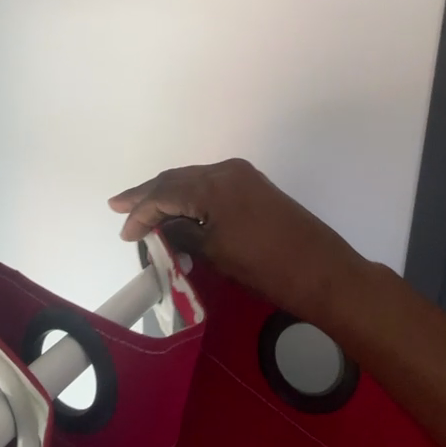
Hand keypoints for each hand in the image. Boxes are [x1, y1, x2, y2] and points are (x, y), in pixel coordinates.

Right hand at [109, 158, 369, 325]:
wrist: (327, 275)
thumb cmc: (268, 268)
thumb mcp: (217, 253)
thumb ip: (182, 235)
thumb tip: (161, 229)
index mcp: (213, 184)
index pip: (164, 193)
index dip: (140, 213)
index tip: (125, 234)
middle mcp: (226, 171)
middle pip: (175, 180)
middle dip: (146, 196)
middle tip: (118, 207)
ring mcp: (243, 177)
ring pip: (192, 181)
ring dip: (167, 196)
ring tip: (141, 210)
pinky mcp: (254, 188)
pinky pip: (210, 186)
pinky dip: (189, 198)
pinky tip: (176, 210)